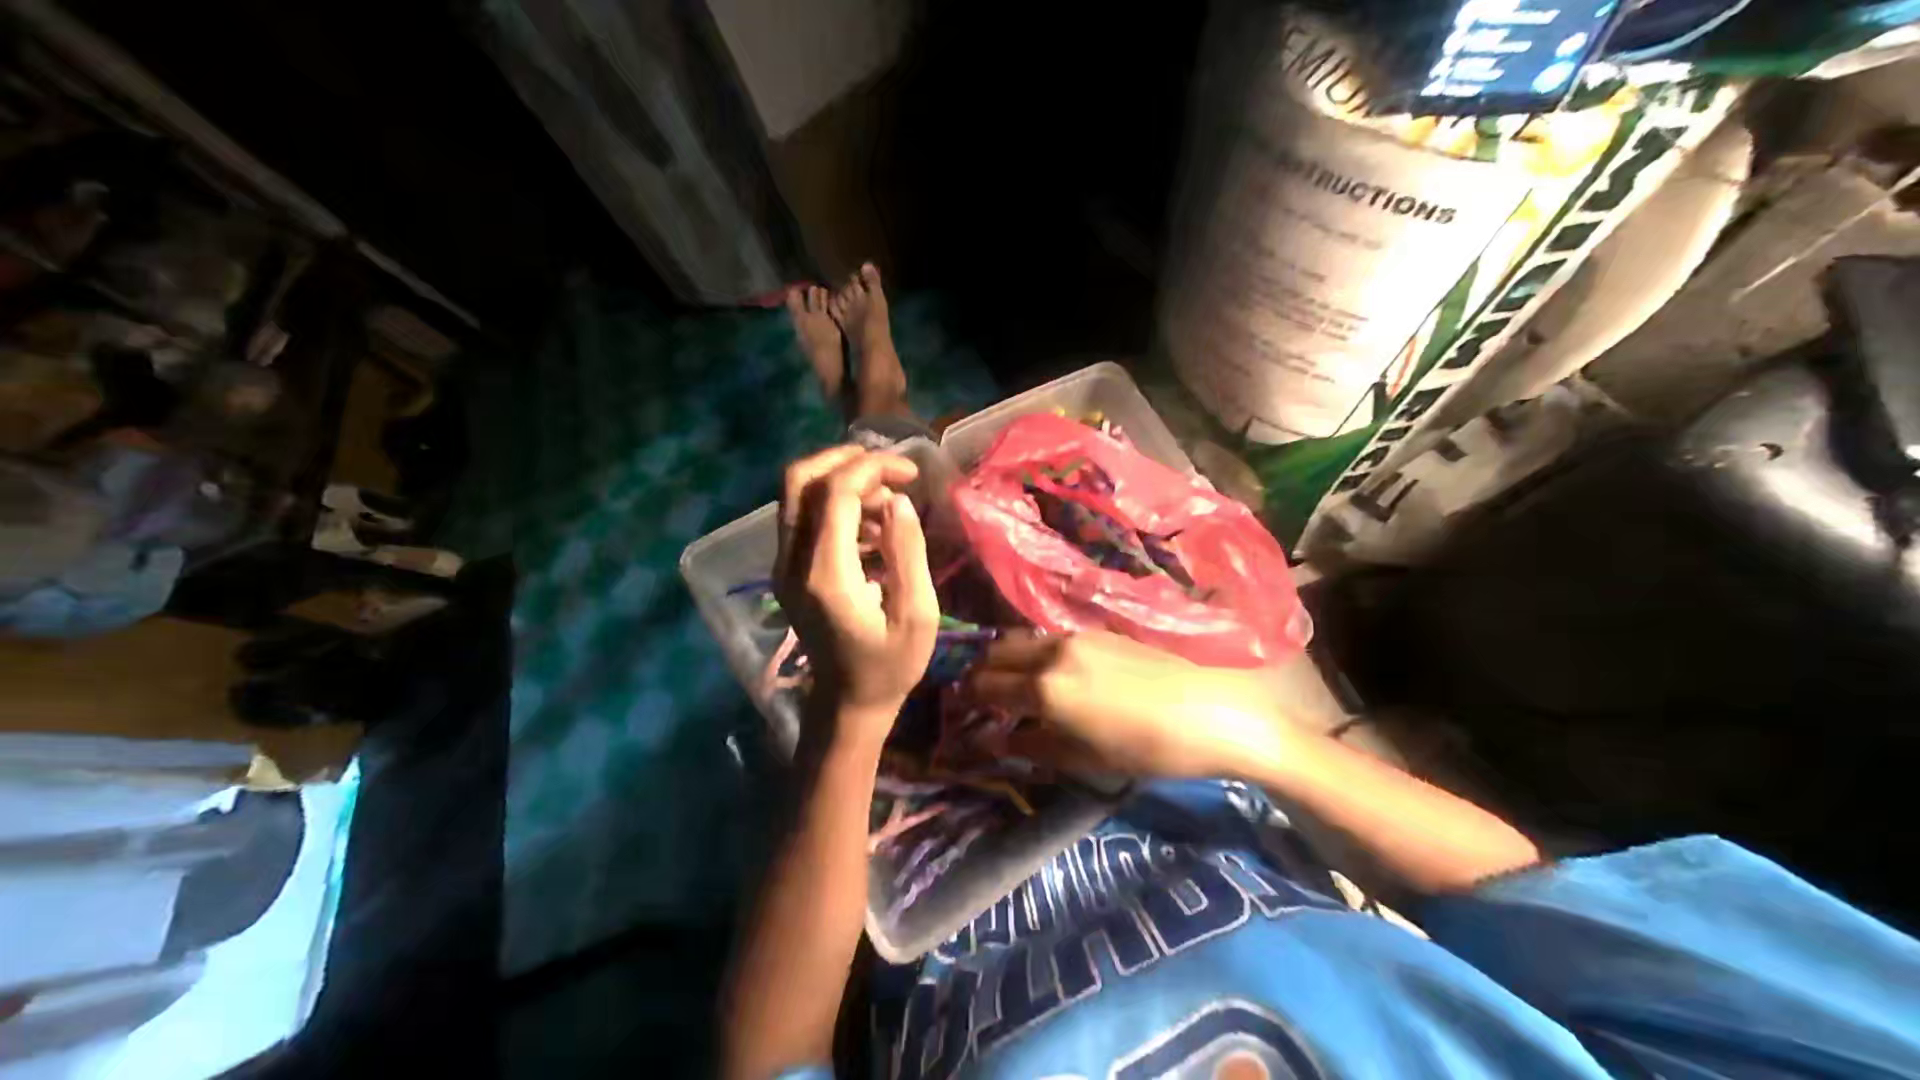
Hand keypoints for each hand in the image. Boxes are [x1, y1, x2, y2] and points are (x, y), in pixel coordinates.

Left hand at [776, 446, 939, 741]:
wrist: (847, 704)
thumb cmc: (889, 666)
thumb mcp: (917, 615)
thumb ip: (908, 553)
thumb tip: (897, 501)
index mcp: (826, 574)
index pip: (835, 493)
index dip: (873, 468)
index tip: (911, 472)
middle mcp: (792, 563)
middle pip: (800, 480)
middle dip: (845, 460)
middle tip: (890, 468)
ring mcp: (783, 567)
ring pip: (797, 494)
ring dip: (841, 481)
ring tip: (887, 503)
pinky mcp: (786, 571)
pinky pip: (802, 517)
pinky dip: (834, 504)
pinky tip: (870, 527)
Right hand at [965, 630, 1289, 779]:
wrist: (1209, 712)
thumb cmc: (1146, 748)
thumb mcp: (1086, 760)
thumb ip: (1035, 746)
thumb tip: (1001, 740)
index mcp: (1045, 689)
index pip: (986, 687)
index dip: (967, 698)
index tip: (959, 709)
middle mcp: (1052, 653)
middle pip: (997, 653)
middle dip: (980, 672)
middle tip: (979, 696)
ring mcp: (1076, 637)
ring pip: (1022, 640)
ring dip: (1006, 658)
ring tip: (1010, 683)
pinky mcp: (1098, 632)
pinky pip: (1048, 638)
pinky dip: (1033, 652)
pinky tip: (1048, 673)